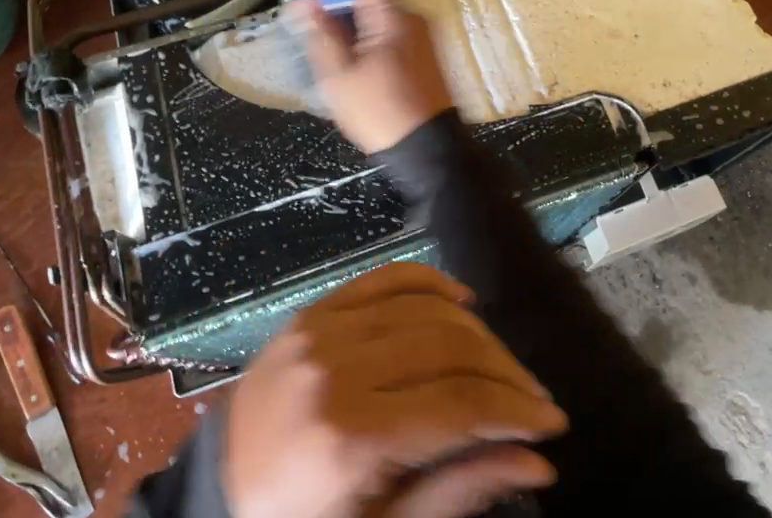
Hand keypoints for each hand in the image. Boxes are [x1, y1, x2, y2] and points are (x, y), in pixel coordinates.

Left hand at [222, 263, 565, 517]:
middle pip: (449, 349)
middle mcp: (336, 370)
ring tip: (504, 366)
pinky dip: (431, 283)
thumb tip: (537, 461)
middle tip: (534, 399)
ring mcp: (321, 330)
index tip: (552, 422)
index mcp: (349, 438)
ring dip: (478, 333)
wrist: (219, 490)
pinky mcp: (313, 310)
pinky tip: (463, 303)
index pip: (459, 406)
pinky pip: (385, 279)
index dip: (515, 411)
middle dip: (505, 374)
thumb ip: (458, 491)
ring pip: (426, 310)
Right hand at [291, 0, 456, 153]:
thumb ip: (320, 33)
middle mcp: (411, 20)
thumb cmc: (381, 113)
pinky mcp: (422, 56)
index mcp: (393, 18)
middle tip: (302, 14)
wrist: (429, 151)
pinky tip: (343, 57)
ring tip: (317, 39)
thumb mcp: (339, 75)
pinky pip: (387, 33)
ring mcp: (420, 38)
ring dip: (345, 20)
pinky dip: (362, 36)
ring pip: (375, 15)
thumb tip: (304, 2)